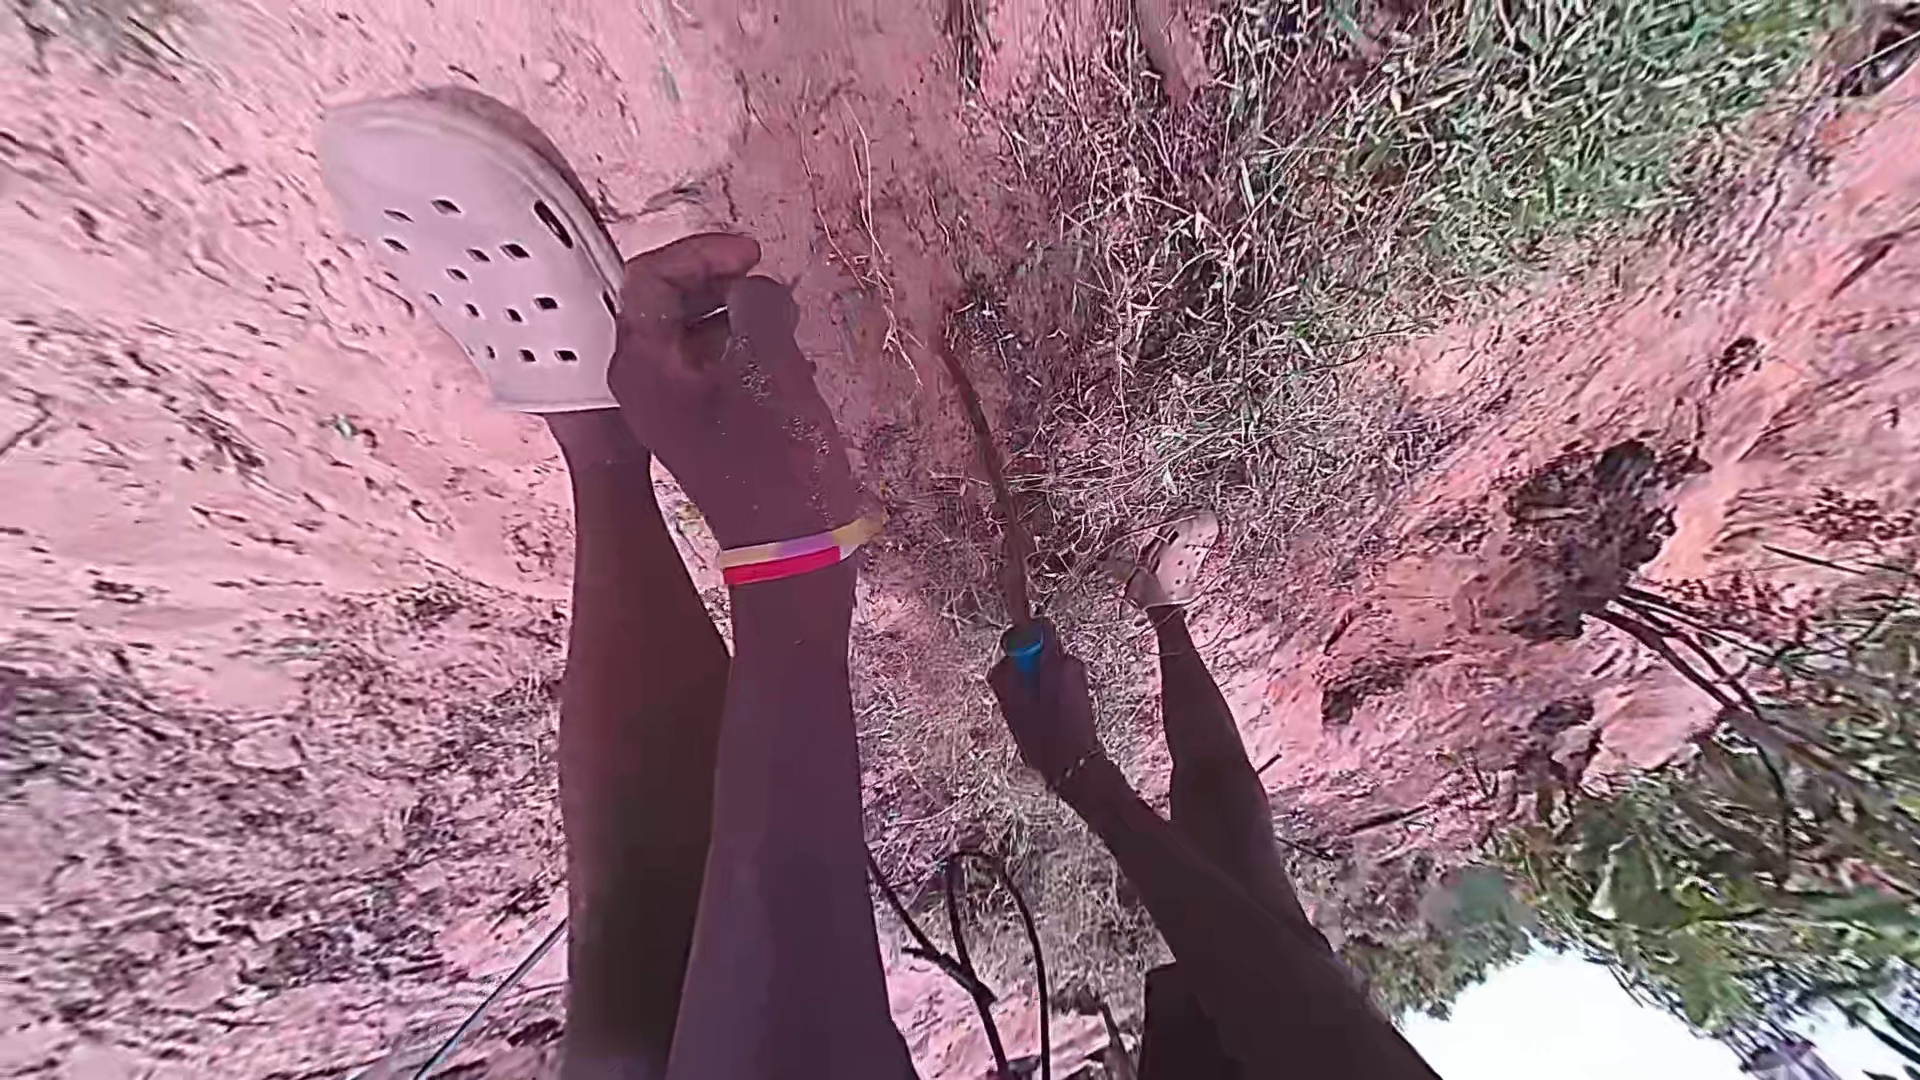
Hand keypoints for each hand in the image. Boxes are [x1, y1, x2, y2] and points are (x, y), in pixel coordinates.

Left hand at [609, 234, 861, 549]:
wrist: (796, 545)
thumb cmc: (779, 460)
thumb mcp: (770, 370)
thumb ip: (757, 308)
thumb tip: (757, 291)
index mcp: (646, 369)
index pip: (652, 279)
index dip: (702, 253)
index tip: (755, 254)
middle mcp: (653, 387)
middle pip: (673, 307)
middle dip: (725, 288)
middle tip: (773, 290)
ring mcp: (684, 412)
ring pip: (704, 340)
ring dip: (745, 322)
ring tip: (790, 326)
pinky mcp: (716, 430)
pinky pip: (725, 373)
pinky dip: (754, 356)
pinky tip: (792, 363)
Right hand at [987, 621, 1102, 787]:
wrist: (1075, 766)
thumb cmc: (1047, 739)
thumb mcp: (1013, 706)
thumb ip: (1005, 675)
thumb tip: (1004, 660)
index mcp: (1055, 663)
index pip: (1040, 626)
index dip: (1021, 634)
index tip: (1011, 652)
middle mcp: (1071, 665)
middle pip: (1041, 647)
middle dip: (1026, 663)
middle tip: (1016, 689)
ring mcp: (1078, 678)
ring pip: (1048, 665)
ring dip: (1036, 678)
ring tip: (1028, 706)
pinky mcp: (1080, 691)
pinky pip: (1056, 678)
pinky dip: (1046, 688)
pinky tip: (1041, 712)